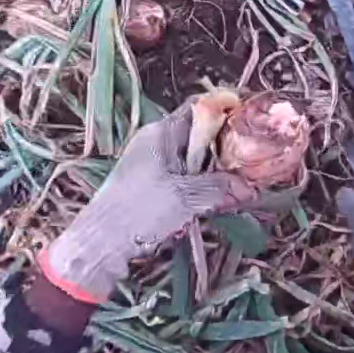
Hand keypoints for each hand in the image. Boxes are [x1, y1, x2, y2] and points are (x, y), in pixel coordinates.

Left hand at [41, 97, 257, 303]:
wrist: (102, 245)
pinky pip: (184, 178)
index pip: (199, 107)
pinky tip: (217, 200)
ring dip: (216, 171)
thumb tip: (251, 188)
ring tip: (240, 184)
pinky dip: (202, 186)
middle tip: (251, 160)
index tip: (251, 122)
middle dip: (226, 147)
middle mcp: (156, 142)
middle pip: (199, 134)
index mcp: (160, 132)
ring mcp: (152, 165)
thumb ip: (220, 187)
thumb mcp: (186, 197)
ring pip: (194, 159)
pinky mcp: (151, 186)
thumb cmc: (140, 211)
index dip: (226, 110)